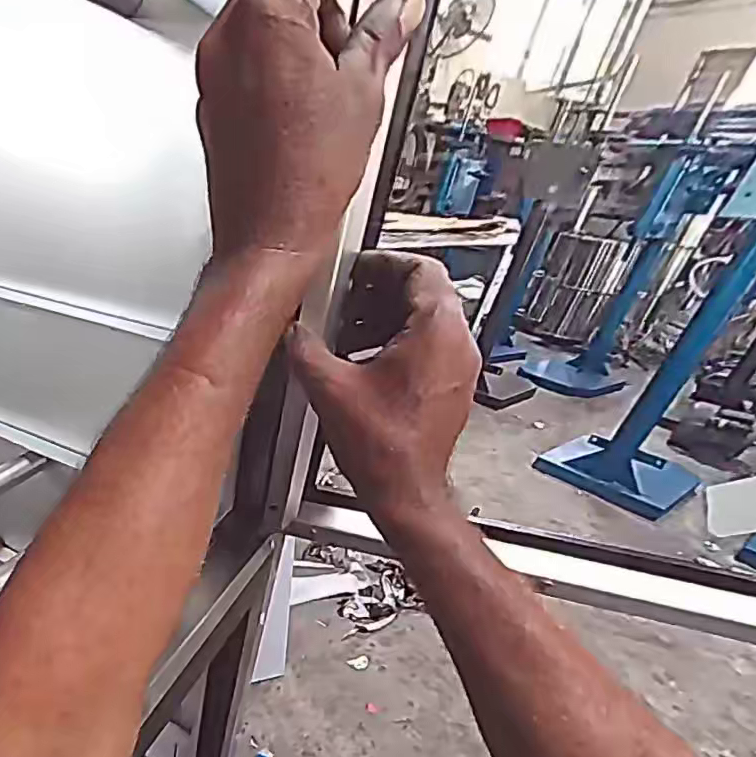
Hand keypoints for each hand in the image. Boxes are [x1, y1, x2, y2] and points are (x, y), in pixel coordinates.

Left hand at [196, 0, 425, 260]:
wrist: (269, 240)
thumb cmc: (304, 182)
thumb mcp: (363, 96)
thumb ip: (381, 36)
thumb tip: (400, 8)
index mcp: (266, 11)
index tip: (366, 4)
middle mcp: (228, 35)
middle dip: (323, 12)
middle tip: (351, 52)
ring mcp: (213, 71)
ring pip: (263, 26)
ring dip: (299, 43)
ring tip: (327, 96)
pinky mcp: (211, 102)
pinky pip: (247, 65)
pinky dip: (275, 74)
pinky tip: (302, 114)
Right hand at [288, 251, 479, 521]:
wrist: (406, 493)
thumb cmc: (385, 452)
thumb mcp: (330, 389)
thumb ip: (306, 348)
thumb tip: (295, 333)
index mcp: (437, 332)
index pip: (420, 268)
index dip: (382, 263)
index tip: (358, 270)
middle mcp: (458, 345)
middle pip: (425, 293)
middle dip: (381, 293)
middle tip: (348, 301)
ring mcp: (460, 369)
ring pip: (429, 321)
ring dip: (389, 319)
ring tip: (352, 334)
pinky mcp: (453, 389)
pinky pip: (432, 349)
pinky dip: (402, 344)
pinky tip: (367, 363)